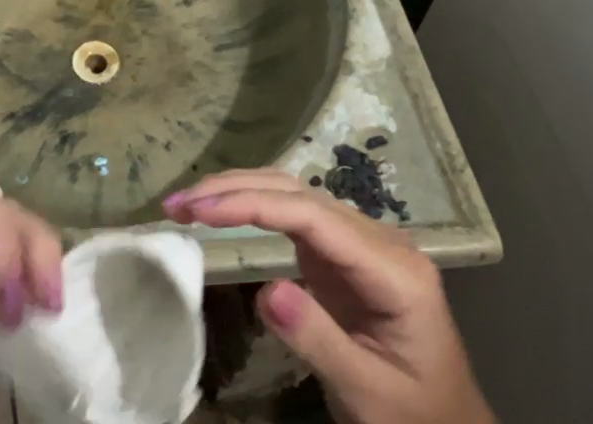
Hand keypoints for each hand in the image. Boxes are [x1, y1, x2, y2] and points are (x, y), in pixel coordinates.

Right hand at [165, 170, 494, 423]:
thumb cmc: (415, 416)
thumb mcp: (369, 393)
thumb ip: (320, 341)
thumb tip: (265, 289)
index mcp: (394, 270)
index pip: (314, 217)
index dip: (253, 206)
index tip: (199, 212)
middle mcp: (379, 242)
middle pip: (300, 194)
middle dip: (235, 190)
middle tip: (177, 204)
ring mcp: (360, 245)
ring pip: (294, 196)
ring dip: (239, 192)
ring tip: (187, 203)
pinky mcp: (342, 255)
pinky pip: (294, 217)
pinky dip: (252, 208)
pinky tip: (220, 212)